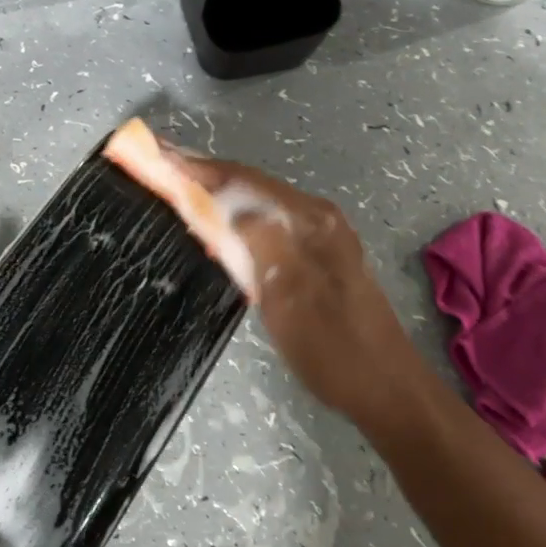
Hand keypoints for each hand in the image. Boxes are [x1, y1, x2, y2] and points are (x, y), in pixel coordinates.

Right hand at [166, 152, 426, 429]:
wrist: (388, 392)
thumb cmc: (334, 347)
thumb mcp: (290, 295)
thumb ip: (259, 239)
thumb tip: (225, 198)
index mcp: (309, 219)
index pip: (243, 179)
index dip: (198, 166)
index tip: (157, 154)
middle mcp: (316, 217)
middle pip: (251, 185)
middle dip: (204, 174)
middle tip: (159, 167)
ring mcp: (320, 237)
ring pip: (258, 203)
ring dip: (218, 195)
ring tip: (178, 189)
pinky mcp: (318, 258)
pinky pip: (268, 223)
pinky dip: (236, 218)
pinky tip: (217, 226)